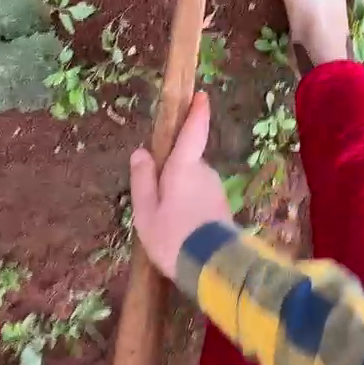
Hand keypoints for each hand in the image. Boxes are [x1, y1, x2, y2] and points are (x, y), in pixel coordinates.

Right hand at [128, 91, 232, 276]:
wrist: (214, 269)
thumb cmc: (173, 237)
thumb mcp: (146, 212)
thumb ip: (143, 180)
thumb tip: (141, 152)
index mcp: (184, 167)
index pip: (193, 132)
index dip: (198, 113)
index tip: (202, 95)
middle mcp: (204, 172)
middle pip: (187, 163)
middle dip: (174, 175)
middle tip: (157, 205)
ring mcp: (216, 190)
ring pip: (194, 183)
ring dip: (182, 196)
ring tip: (167, 228)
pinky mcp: (223, 208)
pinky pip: (202, 200)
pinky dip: (192, 210)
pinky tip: (182, 234)